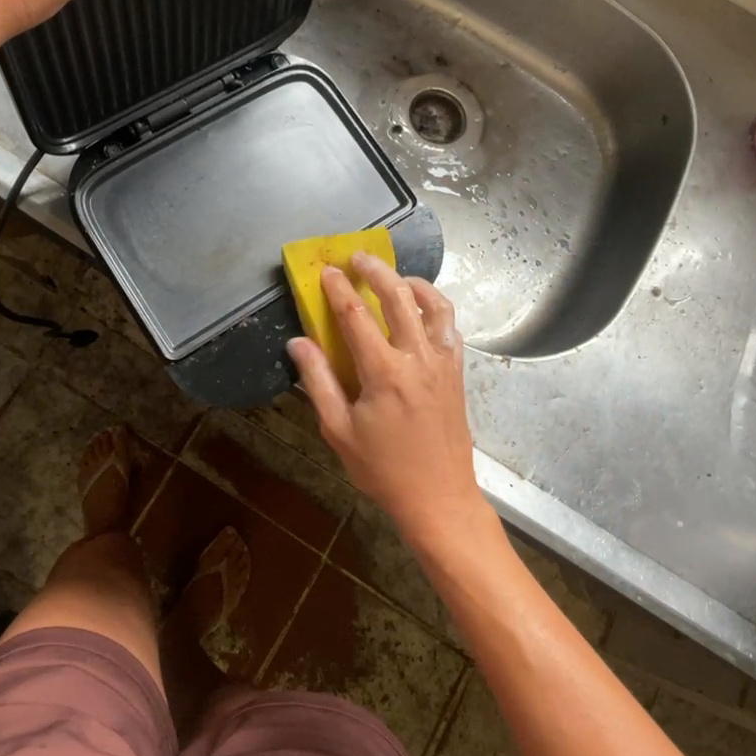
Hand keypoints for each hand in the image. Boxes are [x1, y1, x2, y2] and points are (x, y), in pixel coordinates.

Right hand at [287, 254, 484, 542]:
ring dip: (412, 283)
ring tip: (394, 276)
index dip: (338, 289)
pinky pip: (450, 328)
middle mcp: (418, 358)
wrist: (439, 498)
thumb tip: (298, 343)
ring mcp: (443, 363)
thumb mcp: (338, 430)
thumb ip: (318, 381)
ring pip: (434, 306)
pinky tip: (421, 309)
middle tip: (357, 257)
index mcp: (384, 372)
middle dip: (375, 271)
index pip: (356, 316)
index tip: (325, 270)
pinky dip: (435, 308)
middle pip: (398, 297)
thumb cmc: (383, 469)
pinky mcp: (456, 373)